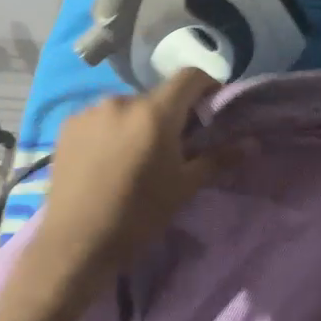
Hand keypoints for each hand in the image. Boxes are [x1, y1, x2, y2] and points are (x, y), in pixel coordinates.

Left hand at [31, 70, 242, 278]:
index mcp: (154, 113)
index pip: (189, 77)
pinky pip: (99, 119)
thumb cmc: (139, 216)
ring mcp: (89, 112)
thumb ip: (218, 159)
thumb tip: (253, 144)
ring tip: (134, 159)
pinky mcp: (67, 127)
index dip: (206, 87)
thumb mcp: (184, 188)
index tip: (210, 111)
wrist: (77, 243)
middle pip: (156, 97)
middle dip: (169, 116)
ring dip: (137, 124)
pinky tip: (106, 162)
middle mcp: (121, 101)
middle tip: (172, 149)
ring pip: (126, 108)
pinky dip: (110, 132)